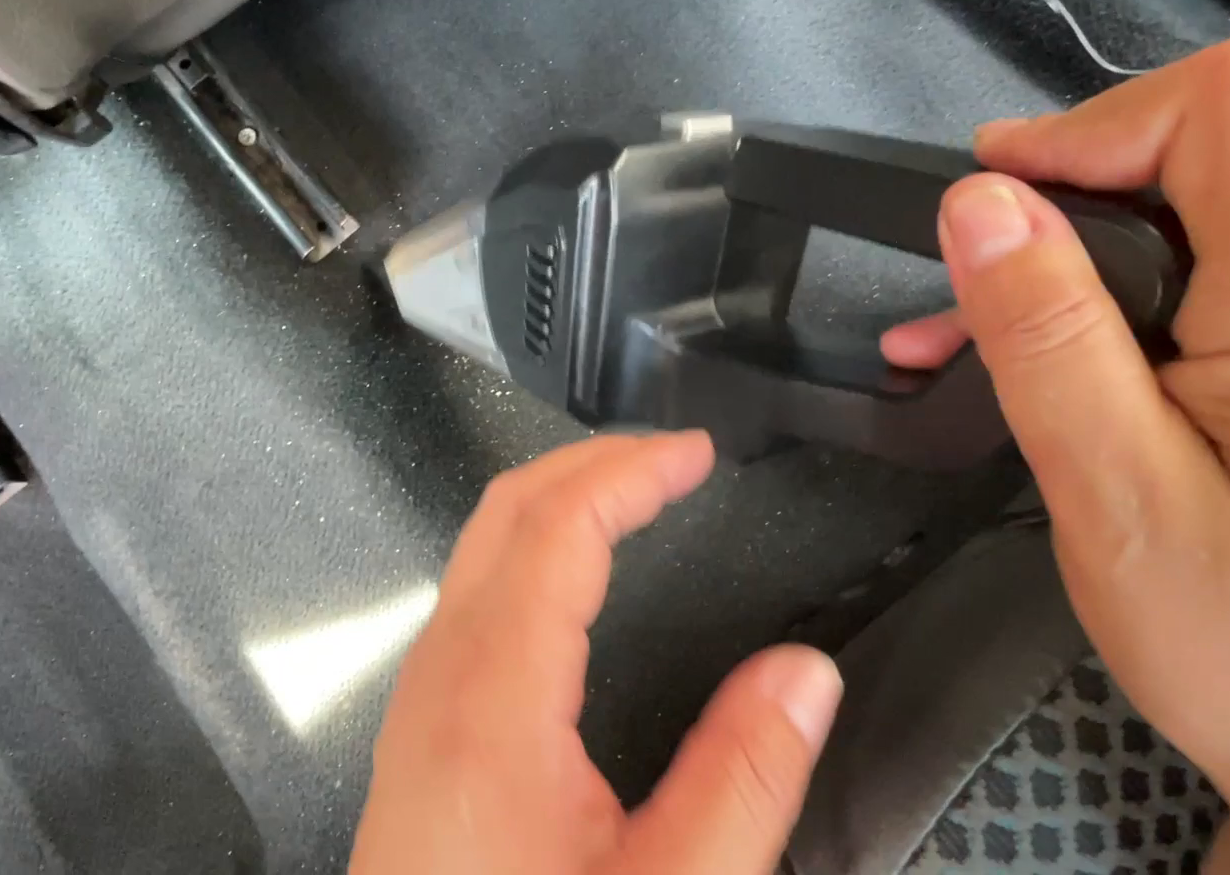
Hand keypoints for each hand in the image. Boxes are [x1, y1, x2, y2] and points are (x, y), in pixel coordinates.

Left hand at [351, 432, 842, 874]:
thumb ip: (744, 776)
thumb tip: (806, 673)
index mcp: (495, 696)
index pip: (559, 527)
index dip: (631, 471)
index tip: (695, 452)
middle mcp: (443, 673)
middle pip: (507, 510)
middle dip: (591, 462)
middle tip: (669, 457)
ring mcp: (423, 691)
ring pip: (483, 542)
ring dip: (559, 497)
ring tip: (634, 493)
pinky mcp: (424, 717)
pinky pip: (476, 585)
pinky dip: (534, 543)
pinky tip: (576, 570)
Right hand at [885, 37, 1229, 874]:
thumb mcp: (1119, 497)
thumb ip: (1046, 338)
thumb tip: (981, 208)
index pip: (1229, 109)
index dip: (1091, 126)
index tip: (989, 193)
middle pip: (1213, 168)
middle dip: (1064, 215)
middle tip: (964, 291)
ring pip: (1210, 243)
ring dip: (1082, 277)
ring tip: (970, 346)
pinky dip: (1133, 322)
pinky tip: (1065, 379)